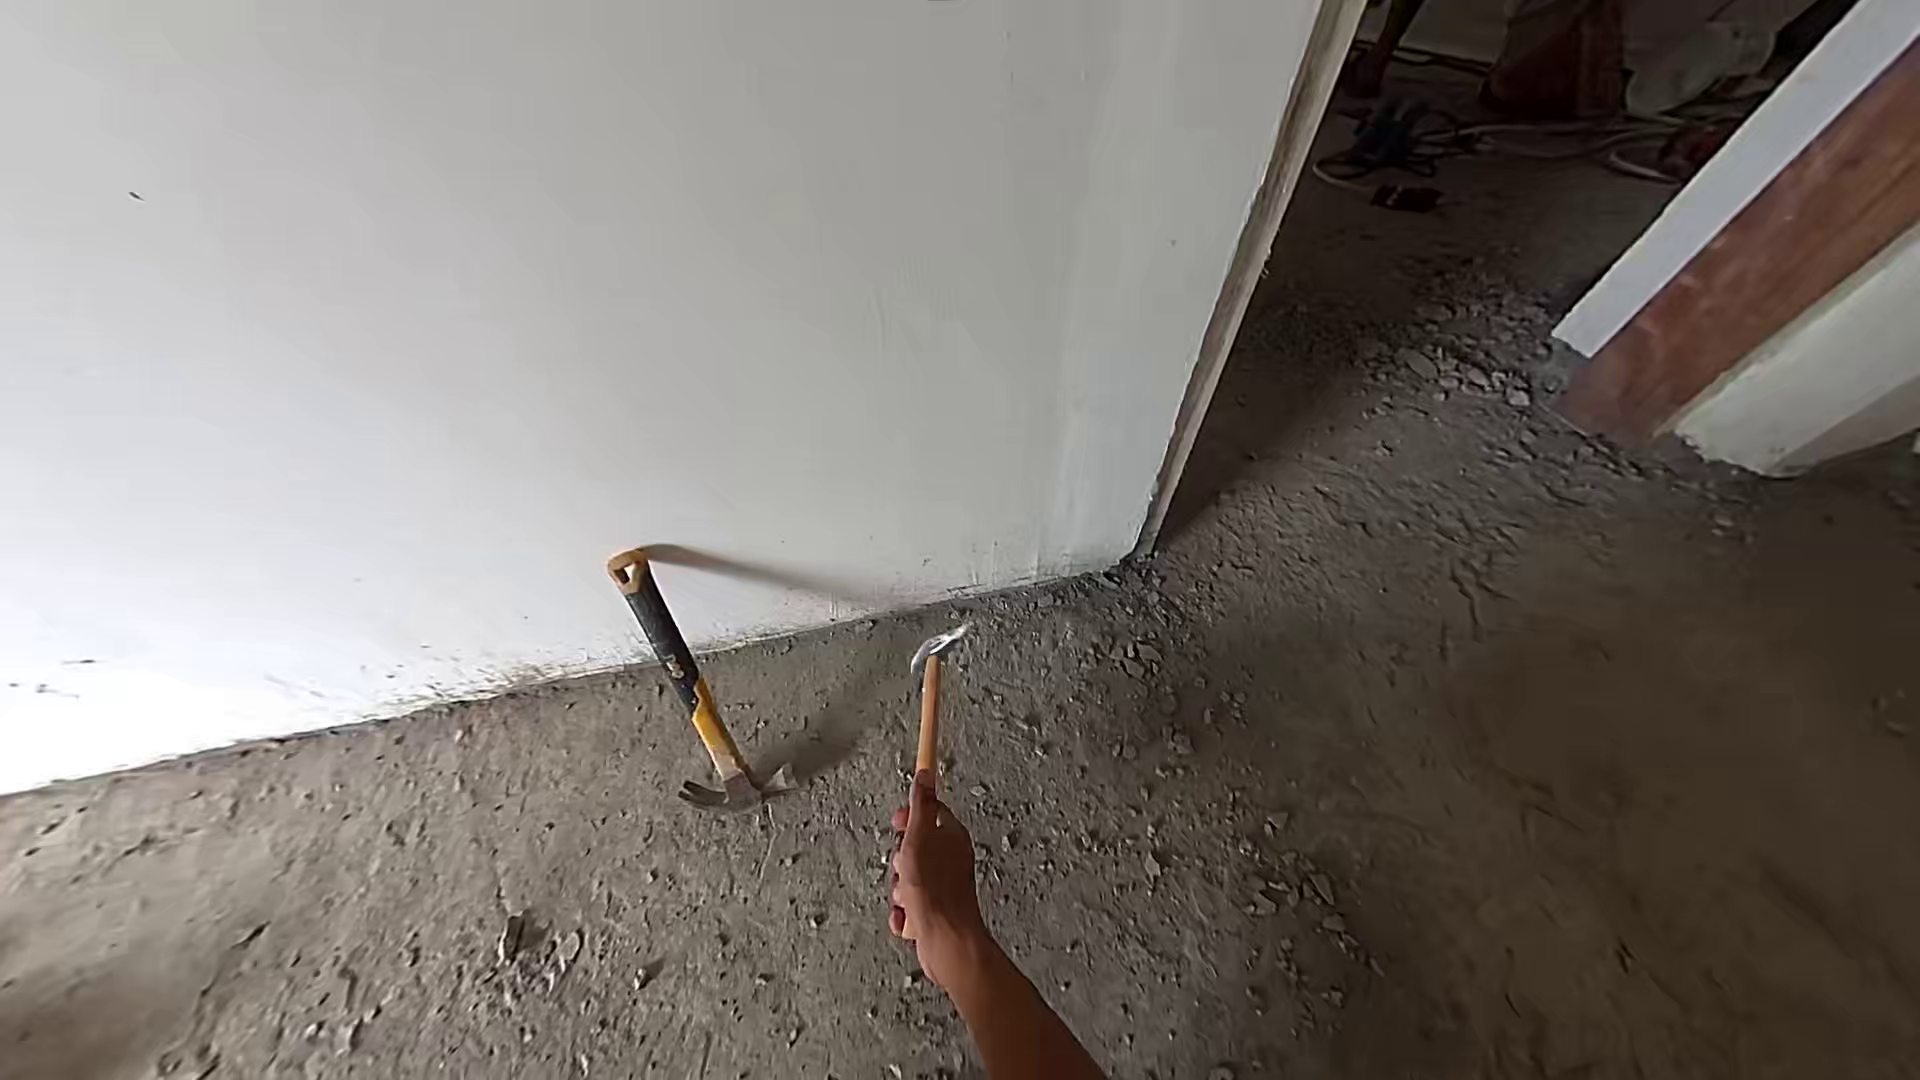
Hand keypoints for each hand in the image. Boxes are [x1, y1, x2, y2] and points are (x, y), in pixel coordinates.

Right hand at [889, 770, 991, 989]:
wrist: (946, 942)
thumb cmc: (935, 891)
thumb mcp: (919, 838)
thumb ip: (920, 805)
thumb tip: (925, 774)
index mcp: (951, 835)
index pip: (929, 812)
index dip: (910, 817)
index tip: (898, 824)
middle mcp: (951, 857)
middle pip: (915, 847)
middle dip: (901, 861)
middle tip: (904, 870)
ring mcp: (945, 884)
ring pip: (910, 877)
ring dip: (901, 889)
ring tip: (908, 898)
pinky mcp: (937, 909)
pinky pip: (912, 904)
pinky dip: (905, 912)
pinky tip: (908, 919)